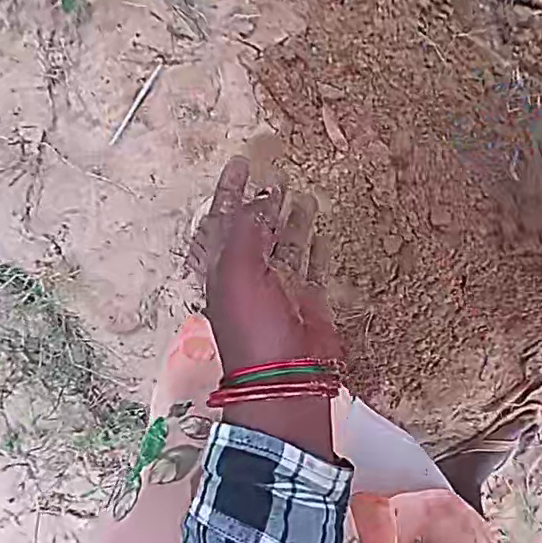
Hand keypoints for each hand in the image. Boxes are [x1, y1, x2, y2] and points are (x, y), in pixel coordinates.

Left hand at [190, 157, 340, 457]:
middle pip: (255, 229)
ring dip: (290, 219)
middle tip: (274, 174)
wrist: (287, 378)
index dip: (231, 192)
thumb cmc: (254, 328)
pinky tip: (318, 231)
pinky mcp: (307, 301)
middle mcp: (249, 275)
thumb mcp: (239, 273)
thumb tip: (258, 199)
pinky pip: (311, 267)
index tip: (242, 163)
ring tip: (298, 191)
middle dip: (262, 202)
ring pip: (284, 245)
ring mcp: (279, 288)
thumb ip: (246, 232)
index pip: (224, 219)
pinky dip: (314, 249)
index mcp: (223, 268)